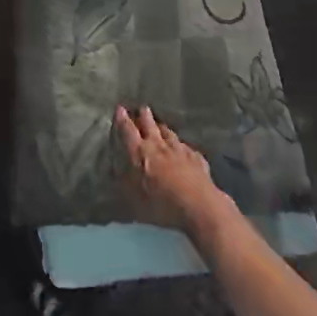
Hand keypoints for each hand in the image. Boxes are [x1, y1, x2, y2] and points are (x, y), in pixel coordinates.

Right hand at [115, 105, 229, 232]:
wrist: (201, 207)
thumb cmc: (162, 205)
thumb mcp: (135, 200)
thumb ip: (125, 186)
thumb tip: (115, 176)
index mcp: (140, 152)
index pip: (128, 131)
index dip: (122, 119)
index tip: (120, 108)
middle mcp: (159, 146)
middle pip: (150, 126)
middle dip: (144, 116)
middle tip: (142, 108)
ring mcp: (180, 151)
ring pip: (169, 134)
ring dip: (163, 129)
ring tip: (160, 126)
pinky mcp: (197, 160)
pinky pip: (187, 148)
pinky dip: (182, 146)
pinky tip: (184, 149)